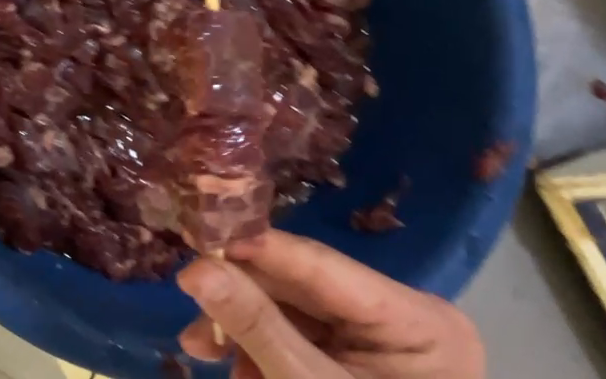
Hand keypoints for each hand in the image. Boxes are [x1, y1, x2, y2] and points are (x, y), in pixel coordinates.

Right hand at [177, 230, 485, 378]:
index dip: (251, 246)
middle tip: (188, 306)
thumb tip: (193, 268)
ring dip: (242, 329)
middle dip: (238, 300)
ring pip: (289, 309)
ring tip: (200, 351)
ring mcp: (380, 336)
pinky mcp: (359, 356)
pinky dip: (262, 348)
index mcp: (417, 319)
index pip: (317, 260)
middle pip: (297, 284)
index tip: (191, 239)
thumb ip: (257, 326)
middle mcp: (400, 313)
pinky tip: (239, 370)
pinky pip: (298, 335)